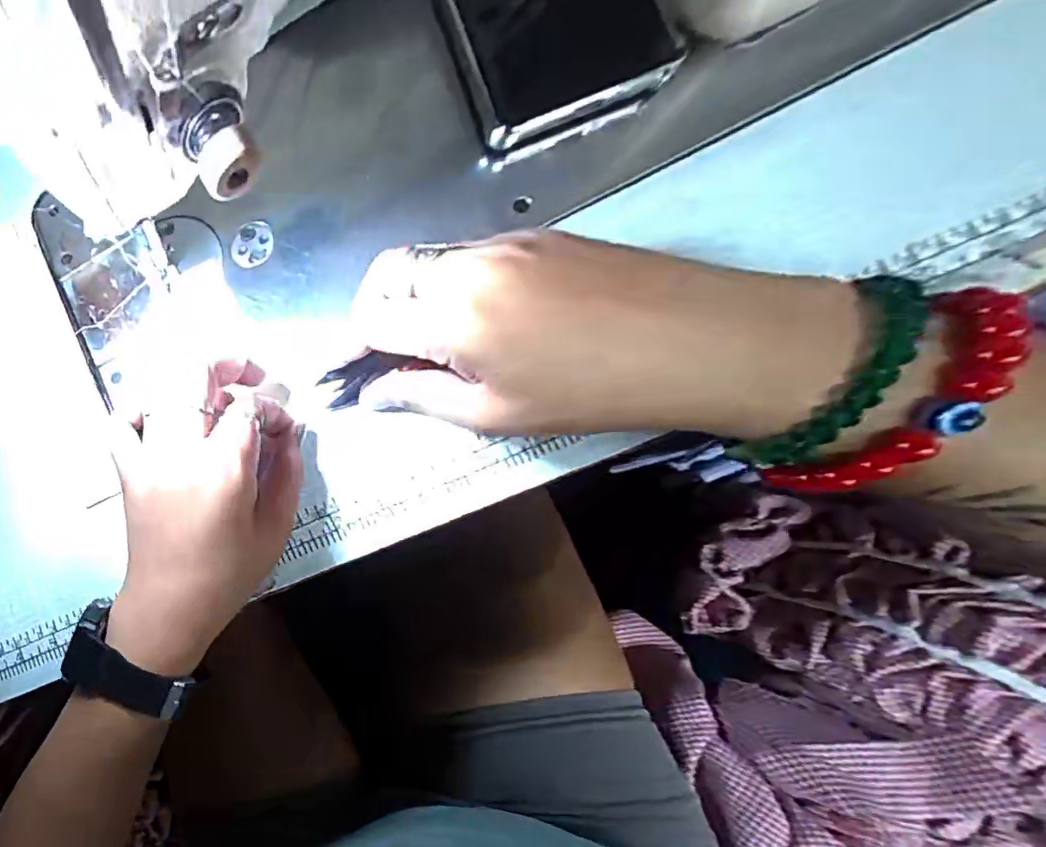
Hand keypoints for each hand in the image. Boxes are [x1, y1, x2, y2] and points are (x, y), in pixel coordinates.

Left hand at [104, 359, 304, 677]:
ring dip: (192, 381)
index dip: (271, 405)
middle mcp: (180, 452)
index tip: (282, 426)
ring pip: (160, 387)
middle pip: (195, 372)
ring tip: (214, 396)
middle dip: (230, 362)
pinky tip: (165, 416)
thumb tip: (289, 431)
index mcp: (224, 469)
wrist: (170, 605)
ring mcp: (146, 457)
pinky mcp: (127, 469)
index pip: (247, 406)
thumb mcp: (275, 527)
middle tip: (252, 377)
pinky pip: (121, 421)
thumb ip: (288, 472)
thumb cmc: (230, 574)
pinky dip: (140, 407)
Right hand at [348, 231, 869, 438]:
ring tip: (436, 342)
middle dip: (373, 313)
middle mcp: (466, 264)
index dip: (352, 349)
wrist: (694, 337)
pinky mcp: (535, 234)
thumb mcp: (494, 413)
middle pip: (388, 274)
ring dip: (412, 297)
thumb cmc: (587, 392)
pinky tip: (482, 319)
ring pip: (428, 260)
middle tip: (387, 356)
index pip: (370, 318)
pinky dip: (451, 285)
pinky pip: (468, 255)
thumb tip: (373, 392)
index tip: (351, 374)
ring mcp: (503, 241)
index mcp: (451, 314)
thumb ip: (421, 396)